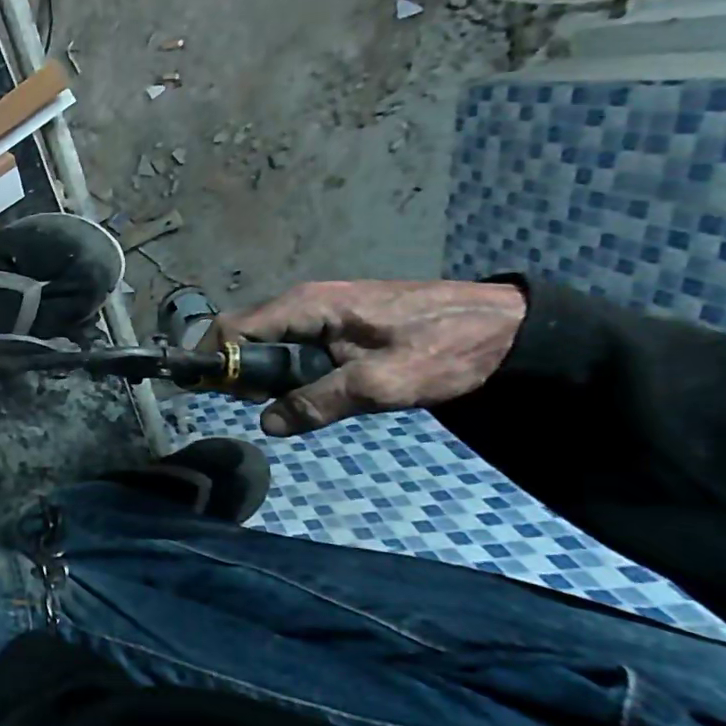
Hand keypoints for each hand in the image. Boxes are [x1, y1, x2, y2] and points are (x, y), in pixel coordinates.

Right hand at [209, 280, 525, 436]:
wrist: (509, 327)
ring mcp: (318, 309)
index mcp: (304, 307)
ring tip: (290, 401)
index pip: (232, 327)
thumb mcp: (380, 385)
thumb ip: (318, 402)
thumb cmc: (443, 350)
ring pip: (266, 340)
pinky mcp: (334, 321)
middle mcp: (302, 301)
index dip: (217, 360)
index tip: (226, 396)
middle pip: (243, 333)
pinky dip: (286, 367)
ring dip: (264, 372)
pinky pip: (290, 342)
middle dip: (240, 370)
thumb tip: (266, 423)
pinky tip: (311, 388)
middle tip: (263, 404)